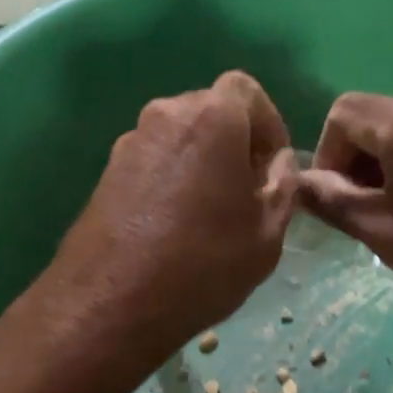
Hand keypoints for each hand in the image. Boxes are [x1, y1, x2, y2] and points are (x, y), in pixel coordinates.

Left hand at [37, 71, 298, 361]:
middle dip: (235, 139)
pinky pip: (155, 156)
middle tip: (246, 188)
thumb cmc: (202, 261)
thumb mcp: (268, 233)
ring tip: (210, 210)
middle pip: (212, 108)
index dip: (267, 122)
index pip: (246, 89)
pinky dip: (172, 174)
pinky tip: (175, 222)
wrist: (109, 302)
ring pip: (182, 134)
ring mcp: (134, 138)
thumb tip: (278, 162)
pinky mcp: (109, 167)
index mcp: (213, 116)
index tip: (272, 166)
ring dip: (202, 158)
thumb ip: (284, 184)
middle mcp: (170, 113)